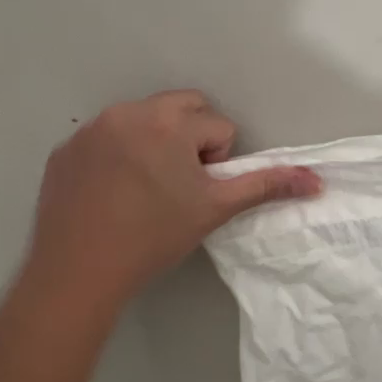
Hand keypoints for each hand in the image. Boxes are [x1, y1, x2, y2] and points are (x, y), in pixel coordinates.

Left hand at [23, 90, 320, 313]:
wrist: (78, 273)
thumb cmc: (154, 237)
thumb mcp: (217, 209)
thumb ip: (267, 185)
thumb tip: (316, 181)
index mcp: (168, 123)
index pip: (217, 126)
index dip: (216, 161)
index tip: (195, 191)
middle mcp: (128, 114)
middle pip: (182, 108)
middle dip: (190, 138)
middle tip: (178, 184)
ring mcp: (91, 130)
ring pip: (143, 120)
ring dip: (155, 143)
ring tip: (146, 189)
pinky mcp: (65, 149)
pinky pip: (106, 138)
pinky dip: (118, 155)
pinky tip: (113, 194)